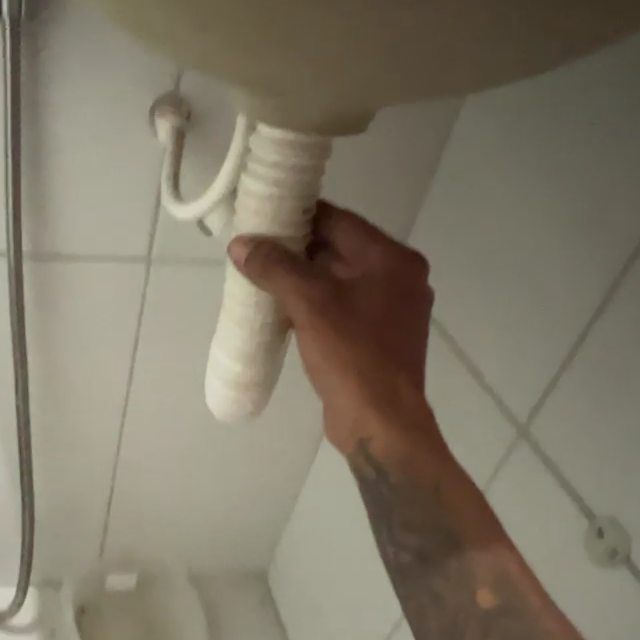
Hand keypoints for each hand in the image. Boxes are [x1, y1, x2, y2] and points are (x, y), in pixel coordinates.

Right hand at [229, 203, 445, 457]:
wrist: (380, 423)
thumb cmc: (352, 356)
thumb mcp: (309, 304)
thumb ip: (275, 268)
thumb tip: (241, 244)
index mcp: (392, 260)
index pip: (339, 221)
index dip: (298, 216)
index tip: (262, 216)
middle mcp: (398, 279)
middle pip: (339, 250)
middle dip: (295, 250)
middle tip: (254, 250)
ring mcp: (390, 311)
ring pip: (337, 281)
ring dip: (301, 279)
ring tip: (259, 278)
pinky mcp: (377, 339)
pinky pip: (340, 308)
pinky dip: (312, 305)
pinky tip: (281, 310)